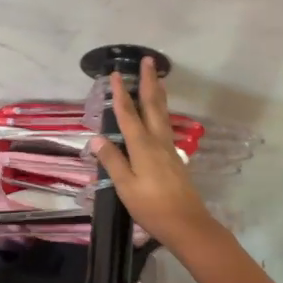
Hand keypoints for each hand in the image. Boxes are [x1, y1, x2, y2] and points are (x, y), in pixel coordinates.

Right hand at [88, 59, 225, 252]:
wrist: (186, 223)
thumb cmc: (151, 206)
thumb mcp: (125, 186)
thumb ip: (112, 161)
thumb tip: (96, 138)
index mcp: (142, 146)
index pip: (128, 114)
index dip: (121, 93)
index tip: (116, 74)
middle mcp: (157, 141)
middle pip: (152, 105)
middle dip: (148, 82)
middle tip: (148, 60)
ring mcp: (168, 148)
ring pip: (162, 113)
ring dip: (158, 93)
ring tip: (157, 77)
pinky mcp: (174, 157)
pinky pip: (165, 124)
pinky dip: (161, 110)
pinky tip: (160, 113)